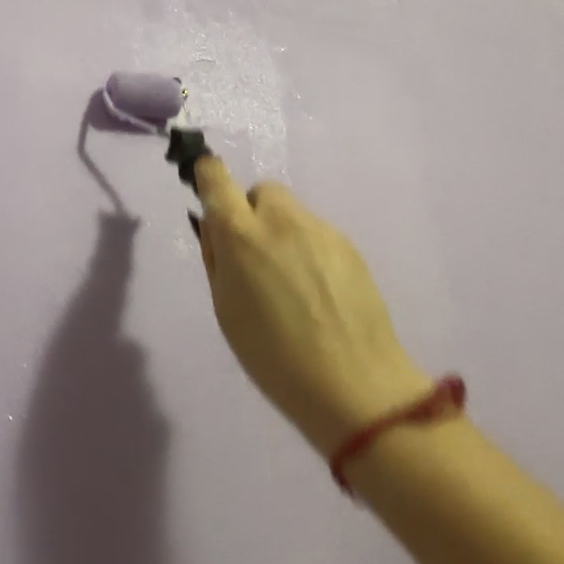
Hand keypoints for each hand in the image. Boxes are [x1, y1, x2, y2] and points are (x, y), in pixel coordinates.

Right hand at [194, 157, 432, 454]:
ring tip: (292, 285)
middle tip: (254, 258)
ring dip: (282, 233)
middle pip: (260, 192)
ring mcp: (320, 230)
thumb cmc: (273, 357)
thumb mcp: (225, 309)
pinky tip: (319, 295)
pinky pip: (317, 235)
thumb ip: (219, 259)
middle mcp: (280, 220)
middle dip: (251, 214)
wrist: (355, 386)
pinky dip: (310, 252)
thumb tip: (217, 229)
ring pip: (291, 214)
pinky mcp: (350, 246)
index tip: (209, 195)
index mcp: (240, 235)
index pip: (216, 177)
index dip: (208, 177)